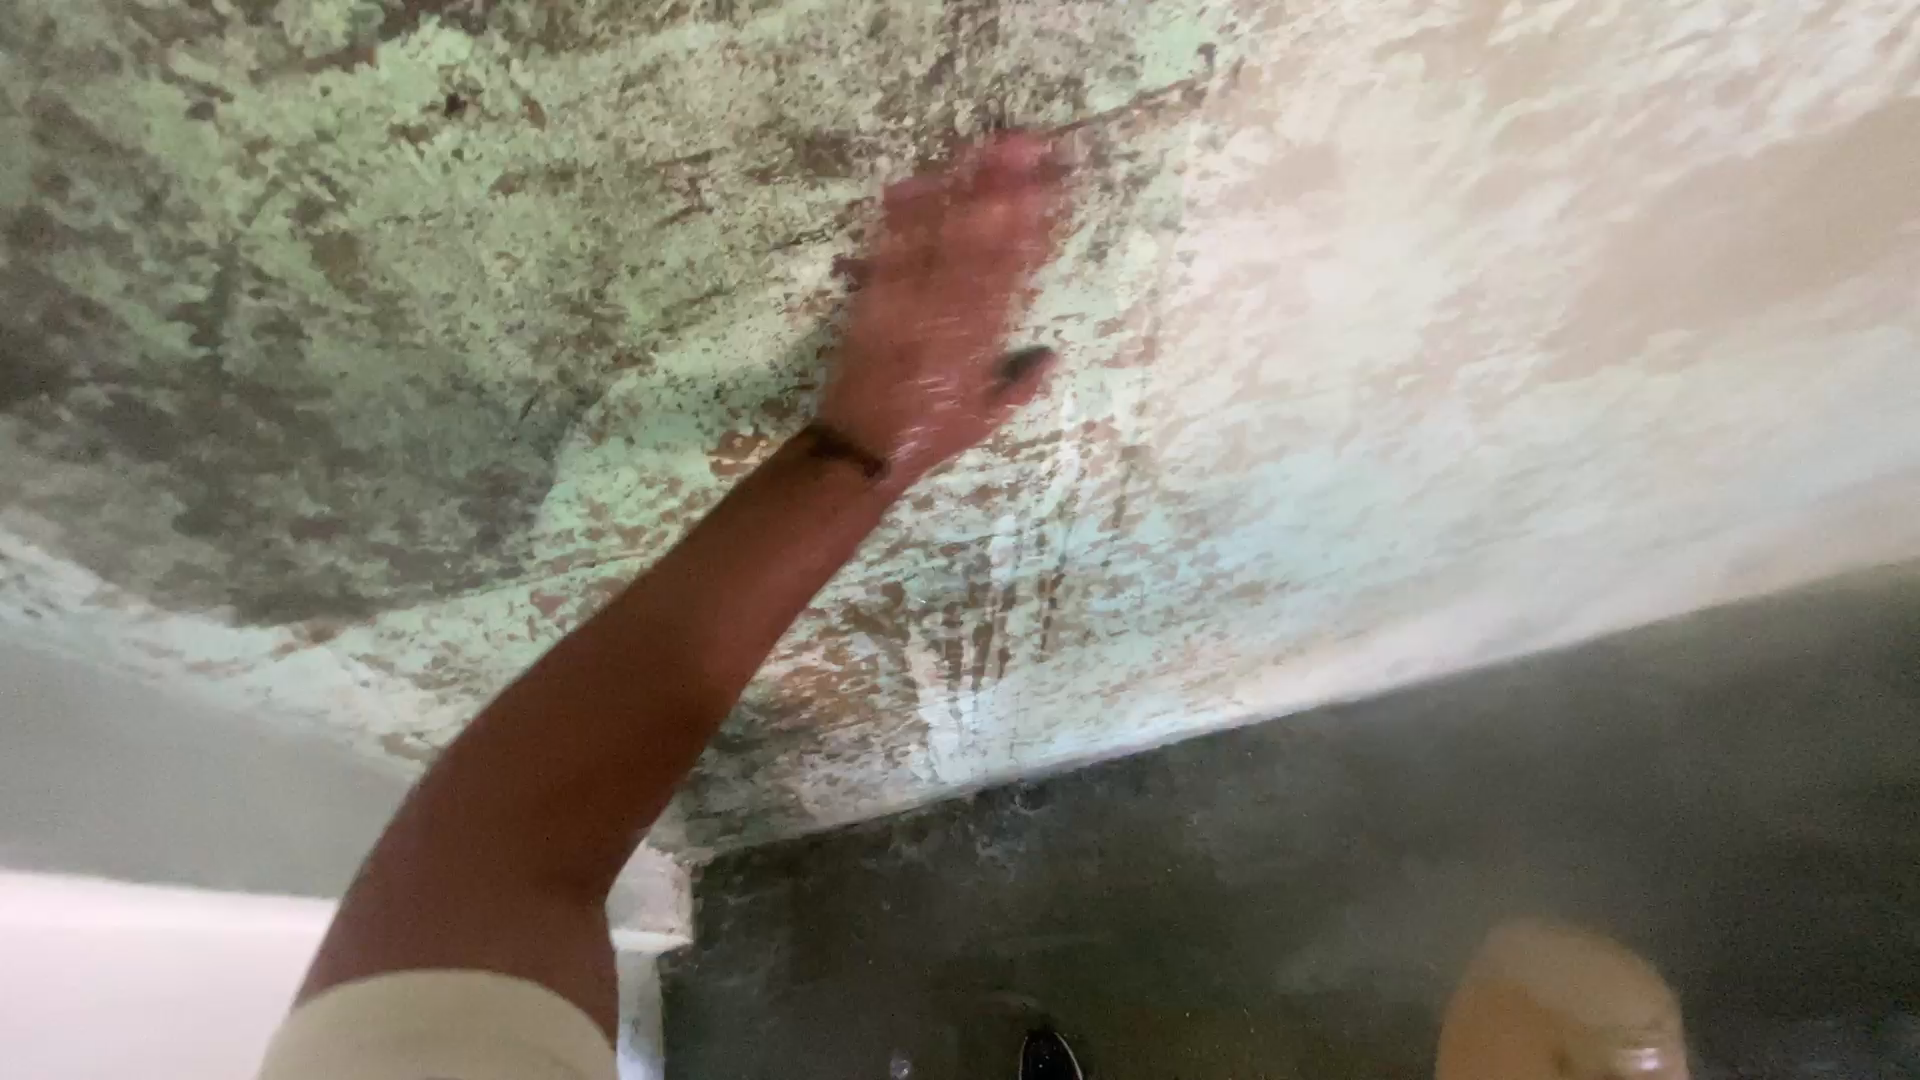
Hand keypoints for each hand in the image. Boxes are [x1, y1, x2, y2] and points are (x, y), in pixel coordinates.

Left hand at [816, 133, 1068, 488]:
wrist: (864, 448)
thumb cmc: (929, 436)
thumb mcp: (986, 421)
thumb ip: (1021, 386)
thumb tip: (1052, 355)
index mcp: (979, 341)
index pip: (1009, 273)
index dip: (1029, 228)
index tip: (1048, 190)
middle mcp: (946, 315)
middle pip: (978, 242)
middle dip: (1001, 190)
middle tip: (1022, 145)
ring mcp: (906, 304)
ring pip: (936, 239)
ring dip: (958, 190)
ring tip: (978, 150)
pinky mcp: (870, 302)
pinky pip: (886, 253)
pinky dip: (898, 219)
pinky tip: (910, 185)